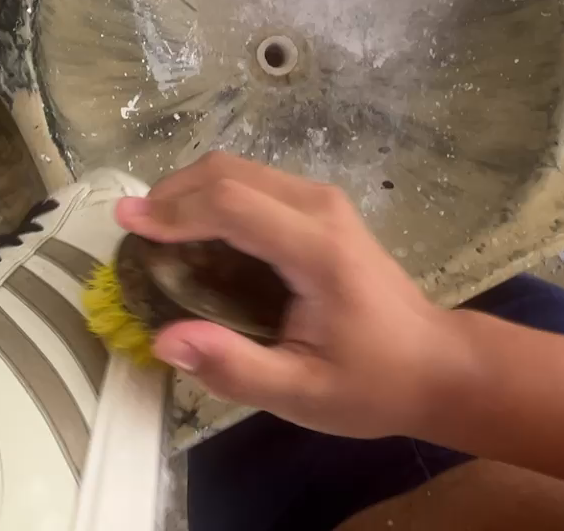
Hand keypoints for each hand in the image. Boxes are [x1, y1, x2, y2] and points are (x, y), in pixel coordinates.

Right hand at [114, 152, 453, 437]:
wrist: (436, 361)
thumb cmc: (373, 382)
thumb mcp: (304, 395)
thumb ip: (234, 368)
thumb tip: (164, 339)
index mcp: (317, 249)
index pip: (232, 206)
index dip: (174, 211)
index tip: (126, 221)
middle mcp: (319, 206)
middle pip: (229, 172)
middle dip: (172, 192)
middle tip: (134, 227)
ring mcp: (321, 197)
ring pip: (238, 167)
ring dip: (190, 188)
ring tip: (156, 228)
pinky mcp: (318, 201)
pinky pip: (252, 179)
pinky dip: (213, 193)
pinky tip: (196, 227)